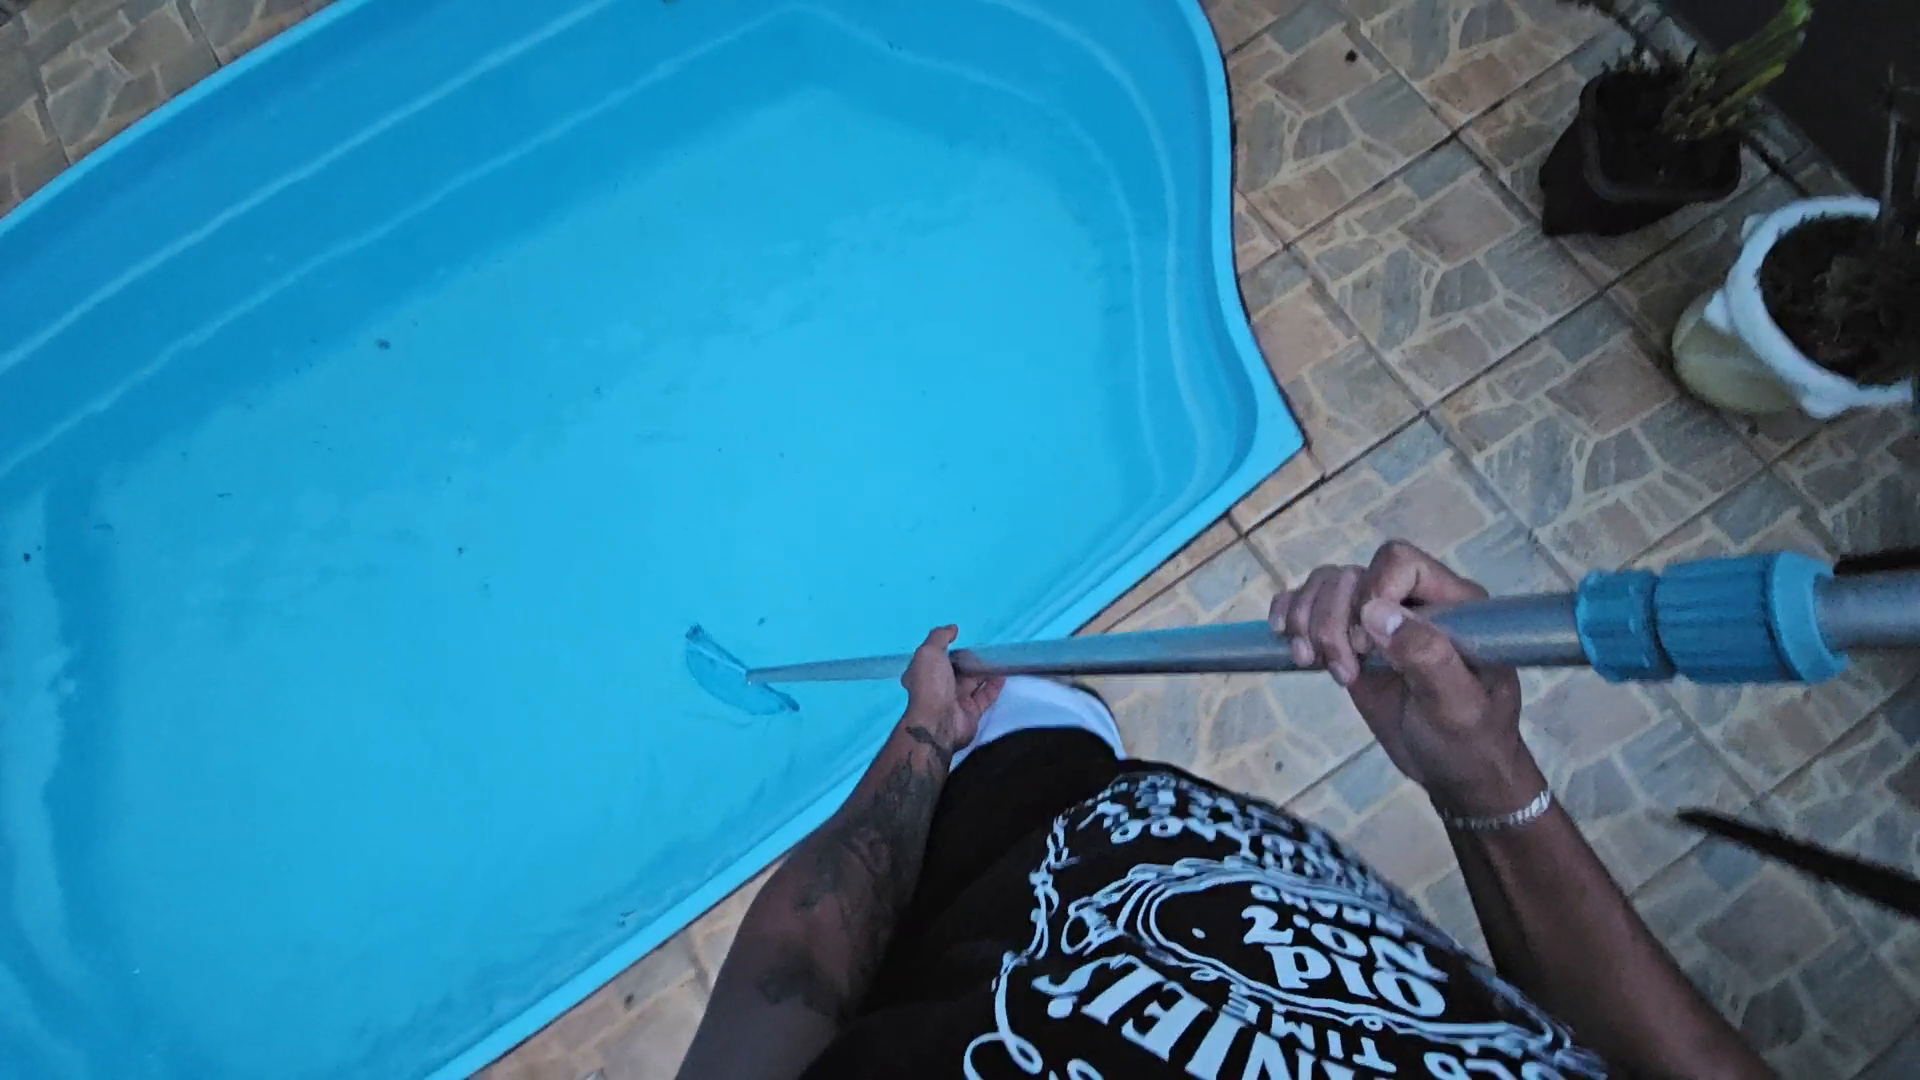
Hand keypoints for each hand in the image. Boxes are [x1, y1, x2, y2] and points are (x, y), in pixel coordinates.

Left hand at [900, 625, 1004, 756]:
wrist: (939, 721)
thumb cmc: (931, 684)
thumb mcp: (929, 652)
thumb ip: (940, 637)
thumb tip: (953, 628)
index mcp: (923, 674)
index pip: (935, 658)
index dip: (946, 649)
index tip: (961, 639)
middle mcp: (937, 687)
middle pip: (956, 670)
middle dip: (968, 660)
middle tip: (985, 648)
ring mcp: (955, 700)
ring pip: (972, 682)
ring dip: (984, 671)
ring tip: (998, 657)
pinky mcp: (971, 712)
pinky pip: (984, 696)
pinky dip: (994, 685)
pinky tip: (1003, 674)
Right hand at [1270, 541, 1538, 816]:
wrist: (1450, 770)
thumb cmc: (1469, 741)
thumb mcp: (1458, 707)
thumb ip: (1426, 656)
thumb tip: (1376, 611)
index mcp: (1452, 605)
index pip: (1399, 562)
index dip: (1373, 591)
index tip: (1368, 645)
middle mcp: (1410, 600)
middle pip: (1349, 576)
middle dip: (1331, 623)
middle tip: (1343, 673)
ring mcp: (1375, 616)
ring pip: (1322, 586)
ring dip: (1306, 624)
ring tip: (1312, 663)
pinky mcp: (1345, 634)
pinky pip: (1304, 602)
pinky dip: (1287, 617)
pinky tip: (1291, 646)